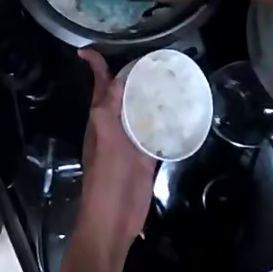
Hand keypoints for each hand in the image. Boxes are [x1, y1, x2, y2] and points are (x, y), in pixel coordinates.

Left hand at [72, 50, 156, 268]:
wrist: (114, 221)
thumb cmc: (106, 182)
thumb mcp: (106, 145)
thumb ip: (107, 114)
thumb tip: (113, 81)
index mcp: (101, 122)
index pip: (100, 88)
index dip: (96, 69)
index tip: (90, 50)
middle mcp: (116, 128)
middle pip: (124, 96)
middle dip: (132, 76)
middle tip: (153, 57)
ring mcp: (132, 143)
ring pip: (141, 112)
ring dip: (152, 96)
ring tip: (171, 77)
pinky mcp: (147, 157)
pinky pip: (156, 133)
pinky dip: (166, 122)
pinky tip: (181, 113)